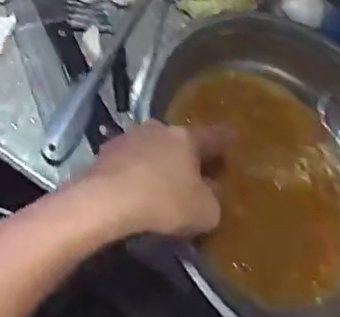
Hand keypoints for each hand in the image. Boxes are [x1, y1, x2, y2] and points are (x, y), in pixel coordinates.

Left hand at [70, 121, 227, 238]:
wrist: (108, 197)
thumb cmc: (165, 201)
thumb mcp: (205, 211)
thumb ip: (212, 198)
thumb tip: (209, 191)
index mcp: (185, 138)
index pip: (211, 136)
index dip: (224, 139)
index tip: (232, 135)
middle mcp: (158, 128)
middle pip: (179, 141)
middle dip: (186, 155)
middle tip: (195, 171)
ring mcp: (130, 135)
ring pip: (152, 147)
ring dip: (159, 162)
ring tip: (163, 184)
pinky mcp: (108, 150)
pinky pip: (130, 160)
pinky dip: (137, 171)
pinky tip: (136, 189)